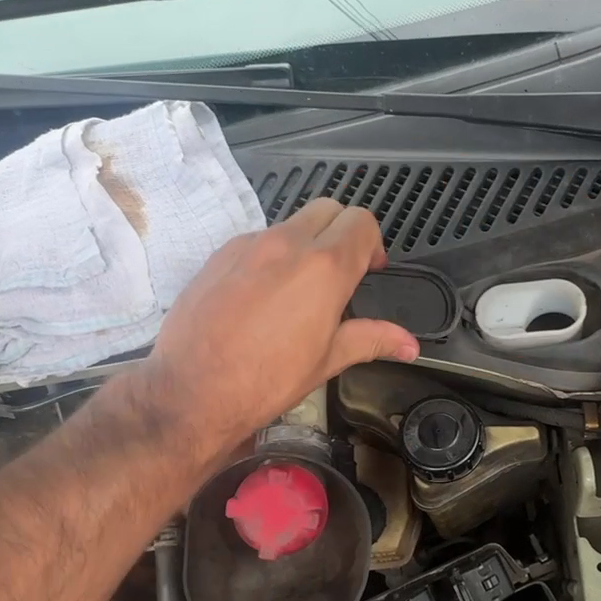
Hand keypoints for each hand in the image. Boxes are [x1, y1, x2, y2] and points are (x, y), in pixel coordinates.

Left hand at [113, 198, 418, 455]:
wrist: (191, 390)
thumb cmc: (267, 381)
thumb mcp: (327, 362)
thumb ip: (371, 340)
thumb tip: (409, 345)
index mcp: (324, 268)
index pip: (362, 223)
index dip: (373, 244)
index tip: (369, 272)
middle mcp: (287, 244)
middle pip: (328, 209)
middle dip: (342, 233)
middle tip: (341, 274)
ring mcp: (248, 245)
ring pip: (291, 223)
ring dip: (306, 243)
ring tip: (300, 289)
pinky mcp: (219, 255)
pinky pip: (257, 241)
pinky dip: (272, 256)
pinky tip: (263, 297)